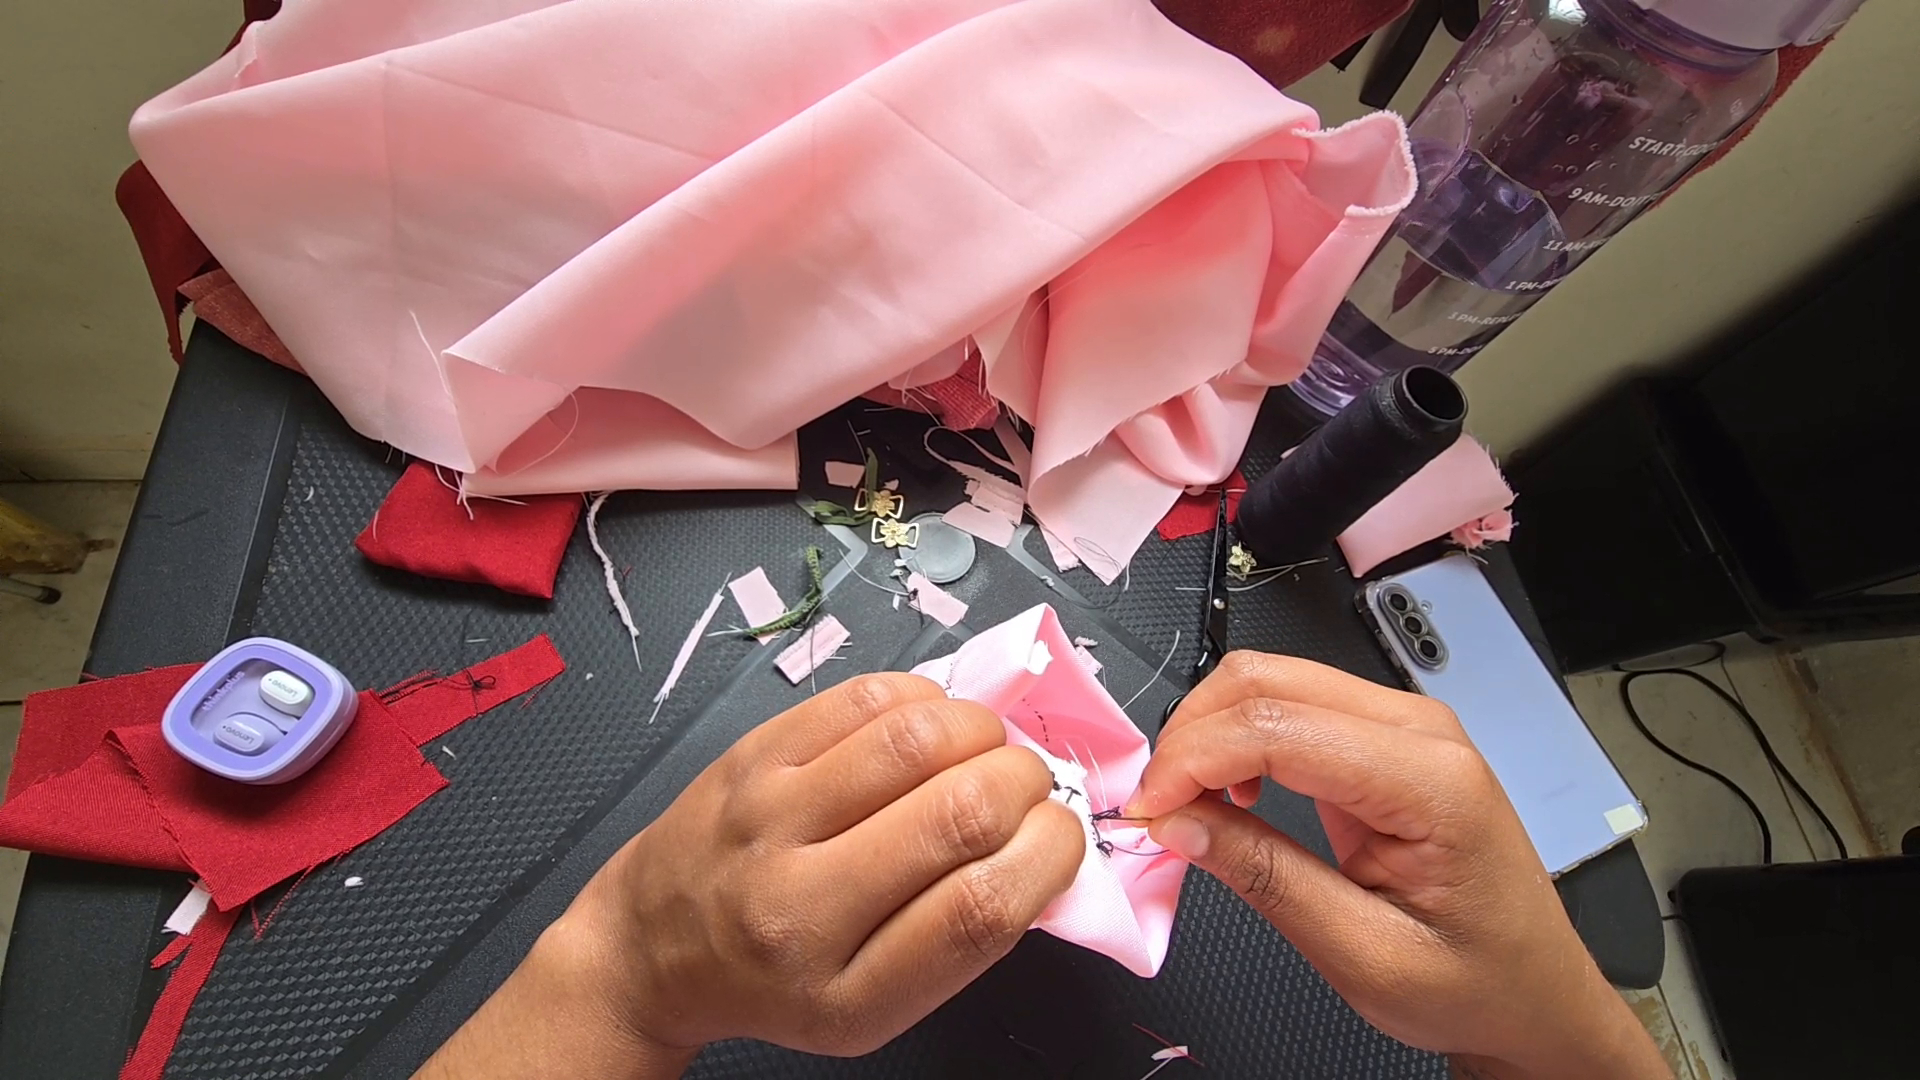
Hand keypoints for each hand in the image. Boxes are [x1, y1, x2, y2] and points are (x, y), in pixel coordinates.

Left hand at [418, 673, 1084, 1079]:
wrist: (656, 940)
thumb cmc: (781, 977)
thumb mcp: (872, 1002)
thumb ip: (960, 932)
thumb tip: (1042, 838)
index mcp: (845, 993)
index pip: (979, 910)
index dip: (1048, 855)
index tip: (1059, 832)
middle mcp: (800, 902)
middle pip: (956, 813)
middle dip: (1024, 781)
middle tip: (1028, 781)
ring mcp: (771, 812)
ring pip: (915, 739)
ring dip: (982, 729)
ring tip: (986, 744)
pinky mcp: (758, 749)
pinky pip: (866, 696)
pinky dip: (926, 697)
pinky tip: (932, 719)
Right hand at [1127, 652, 1668, 1079]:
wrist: (1537, 991)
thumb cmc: (1472, 985)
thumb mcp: (1363, 956)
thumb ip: (1264, 877)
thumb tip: (1174, 823)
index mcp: (1429, 780)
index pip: (1275, 729)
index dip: (1193, 759)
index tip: (1150, 810)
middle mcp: (1414, 724)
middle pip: (1261, 679)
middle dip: (1190, 733)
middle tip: (1161, 802)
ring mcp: (1396, 717)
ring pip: (1263, 677)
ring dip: (1206, 729)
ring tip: (1191, 798)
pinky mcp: (1375, 727)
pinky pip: (1281, 699)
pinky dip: (1232, 732)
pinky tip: (1234, 787)